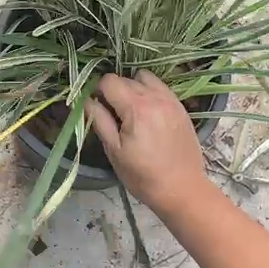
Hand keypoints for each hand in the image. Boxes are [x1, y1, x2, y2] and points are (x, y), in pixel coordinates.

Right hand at [88, 71, 213, 210]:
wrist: (182, 189)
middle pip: (126, 78)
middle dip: (115, 91)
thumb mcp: (114, 151)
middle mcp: (155, 97)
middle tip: (114, 116)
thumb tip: (87, 100)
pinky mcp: (181, 107)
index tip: (98, 108)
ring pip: (145, 78)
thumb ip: (99, 120)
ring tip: (132, 111)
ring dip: (134, 87)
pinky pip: (161, 88)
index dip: (98, 91)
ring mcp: (171, 100)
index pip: (109, 81)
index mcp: (136, 108)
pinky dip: (150, 92)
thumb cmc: (143, 175)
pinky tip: (148, 114)